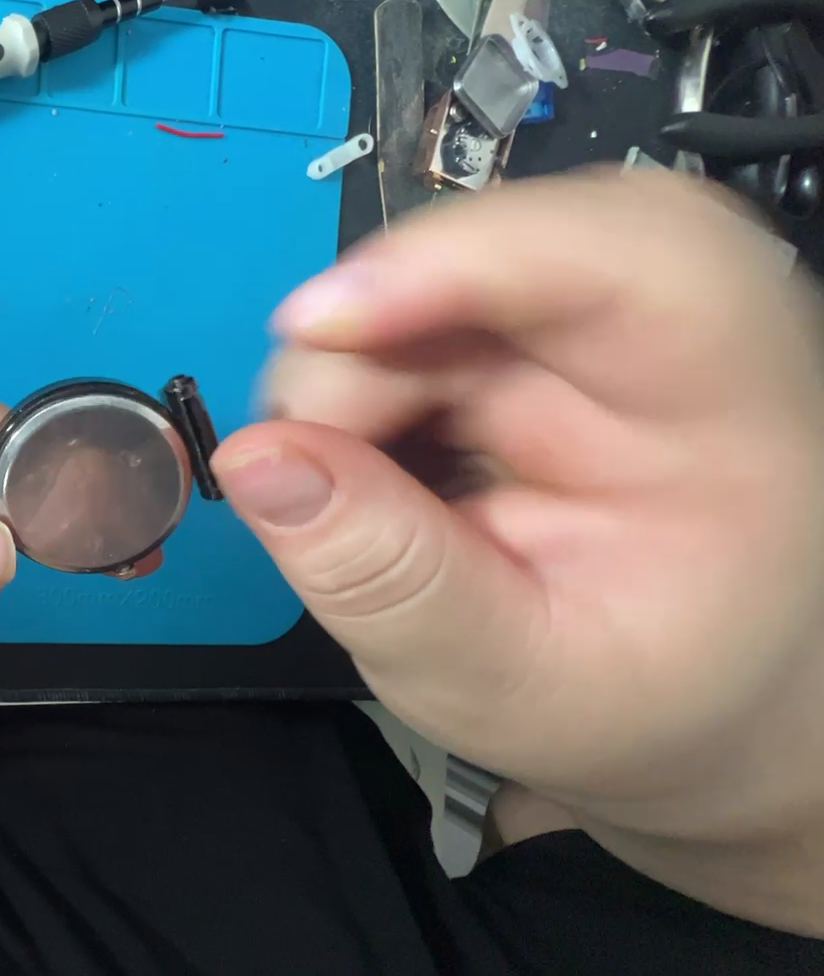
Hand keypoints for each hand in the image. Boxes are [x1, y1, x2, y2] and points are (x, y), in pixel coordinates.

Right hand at [210, 173, 823, 915]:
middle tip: (309, 476)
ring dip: (329, 396)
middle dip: (348, 363)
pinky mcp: (495, 365)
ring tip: (347, 505)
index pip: (620, 250)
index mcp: (727, 397)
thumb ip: (375, 570)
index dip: (458, 255)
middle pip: (460, 270)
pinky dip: (334, 410)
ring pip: (393, 306)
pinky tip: (357, 481)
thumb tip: (248, 460)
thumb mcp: (507, 674)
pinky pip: (378, 348)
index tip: (320, 322)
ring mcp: (558, 344)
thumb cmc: (657, 712)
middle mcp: (640, 338)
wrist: (721, 724)